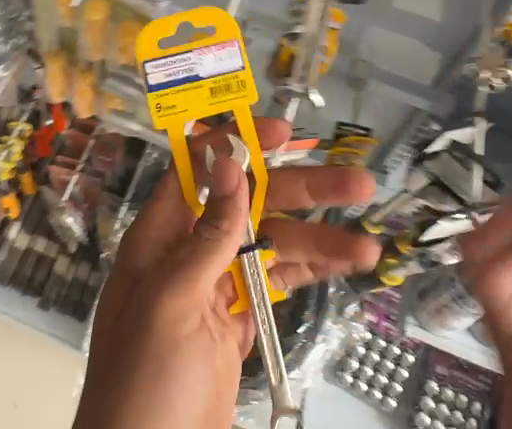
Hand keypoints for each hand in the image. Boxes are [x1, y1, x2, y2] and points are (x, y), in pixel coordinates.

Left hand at [73, 118, 380, 428]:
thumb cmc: (143, 379)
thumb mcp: (171, 300)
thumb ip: (206, 234)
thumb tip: (228, 162)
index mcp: (161, 237)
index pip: (200, 171)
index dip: (239, 144)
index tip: (284, 133)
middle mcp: (189, 253)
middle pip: (250, 205)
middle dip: (302, 192)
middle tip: (357, 182)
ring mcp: (216, 289)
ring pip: (272, 246)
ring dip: (319, 241)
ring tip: (368, 245)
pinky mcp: (237, 323)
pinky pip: (276, 283)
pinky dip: (310, 272)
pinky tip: (346, 264)